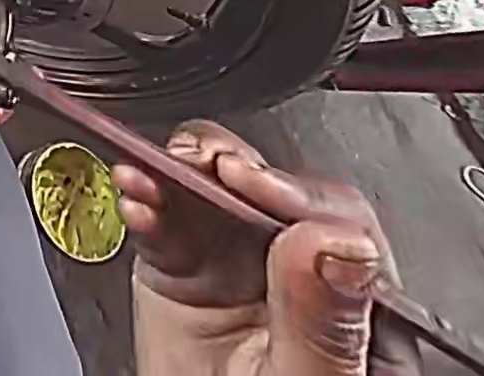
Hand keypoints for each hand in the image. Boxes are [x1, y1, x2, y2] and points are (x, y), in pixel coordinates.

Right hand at [115, 121, 422, 375]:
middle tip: (192, 159)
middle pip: (264, 187)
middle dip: (220, 162)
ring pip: (208, 187)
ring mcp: (232, 259)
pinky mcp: (180, 258)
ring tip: (145, 175)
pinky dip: (142, 201)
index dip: (288, 189)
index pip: (335, 219)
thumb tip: (338, 242)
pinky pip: (161, 216)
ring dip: (171, 171)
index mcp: (348, 303)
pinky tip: (136, 205)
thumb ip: (321, 323)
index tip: (246, 180)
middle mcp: (292, 270)